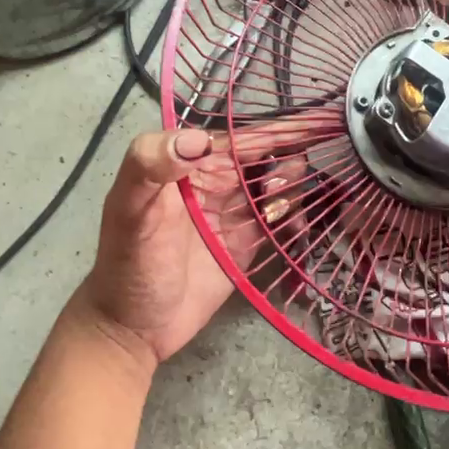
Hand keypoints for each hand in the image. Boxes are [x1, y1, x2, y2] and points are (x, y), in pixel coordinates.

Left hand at [76, 114, 337, 366]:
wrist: (132, 328)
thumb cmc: (128, 262)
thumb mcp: (130, 208)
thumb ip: (150, 164)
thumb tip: (200, 139)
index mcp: (190, 163)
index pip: (241, 135)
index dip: (278, 127)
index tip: (319, 119)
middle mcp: (217, 180)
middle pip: (267, 156)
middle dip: (292, 156)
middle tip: (295, 175)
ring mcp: (235, 212)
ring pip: (279, 185)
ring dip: (292, 188)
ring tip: (283, 207)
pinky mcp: (249, 244)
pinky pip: (281, 220)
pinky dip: (296, 216)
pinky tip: (297, 226)